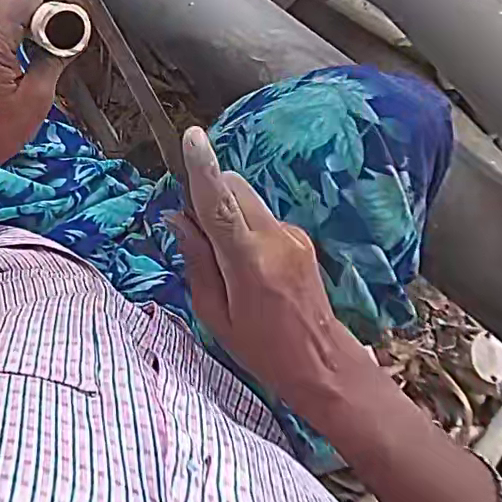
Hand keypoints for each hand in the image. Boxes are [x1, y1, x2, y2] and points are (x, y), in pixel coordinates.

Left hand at [0, 0, 79, 176]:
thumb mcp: (37, 98)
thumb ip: (55, 59)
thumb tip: (70, 38)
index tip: (81, 6)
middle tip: (76, 8)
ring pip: (8, 0)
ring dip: (37, 2)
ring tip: (65, 18)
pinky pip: (4, 18)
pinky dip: (26, 16)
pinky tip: (44, 32)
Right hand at [168, 127, 378, 420]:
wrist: (324, 364)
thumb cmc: (261, 349)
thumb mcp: (214, 314)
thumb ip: (196, 261)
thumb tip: (178, 218)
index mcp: (249, 263)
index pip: (220, 205)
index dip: (204, 169)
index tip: (192, 137)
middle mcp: (275, 239)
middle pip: (234, 187)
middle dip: (208, 192)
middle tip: (195, 230)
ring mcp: (292, 235)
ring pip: (246, 197)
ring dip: (225, 208)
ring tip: (223, 254)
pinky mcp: (300, 236)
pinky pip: (260, 213)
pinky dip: (243, 222)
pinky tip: (247, 260)